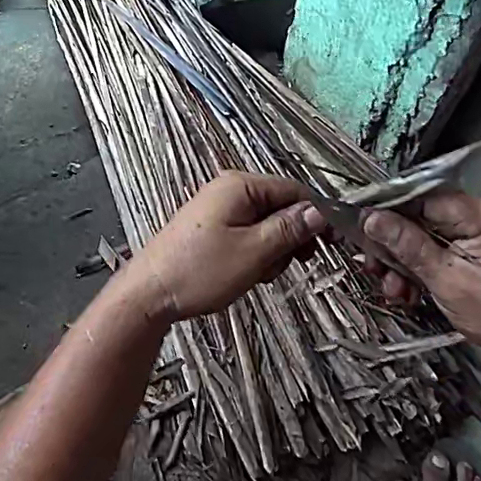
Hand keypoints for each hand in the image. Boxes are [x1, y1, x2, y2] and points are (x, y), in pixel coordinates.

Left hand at [119, 172, 326, 325]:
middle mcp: (230, 190)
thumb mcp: (254, 252)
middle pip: (281, 207)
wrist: (149, 294)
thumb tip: (320, 212)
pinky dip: (255, 254)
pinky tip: (245, 273)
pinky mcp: (213, 228)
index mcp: (240, 186)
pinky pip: (248, 234)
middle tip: (281, 264)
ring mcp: (220, 209)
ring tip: (257, 273)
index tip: (331, 242)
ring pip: (266, 225)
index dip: (316, 216)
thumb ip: (289, 229)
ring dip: (272, 251)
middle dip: (289, 238)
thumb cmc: (198, 271)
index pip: (294, 190)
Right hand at [360, 193, 480, 380]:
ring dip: (399, 262)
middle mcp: (477, 215)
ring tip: (391, 287)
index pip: (423, 197)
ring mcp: (472, 234)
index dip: (386, 209)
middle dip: (391, 244)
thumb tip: (371, 218)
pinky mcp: (466, 251)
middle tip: (371, 266)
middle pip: (418, 216)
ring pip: (419, 235)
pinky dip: (414, 270)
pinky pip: (430, 250)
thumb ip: (409, 247)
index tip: (357, 224)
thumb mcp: (449, 282)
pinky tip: (405, 290)